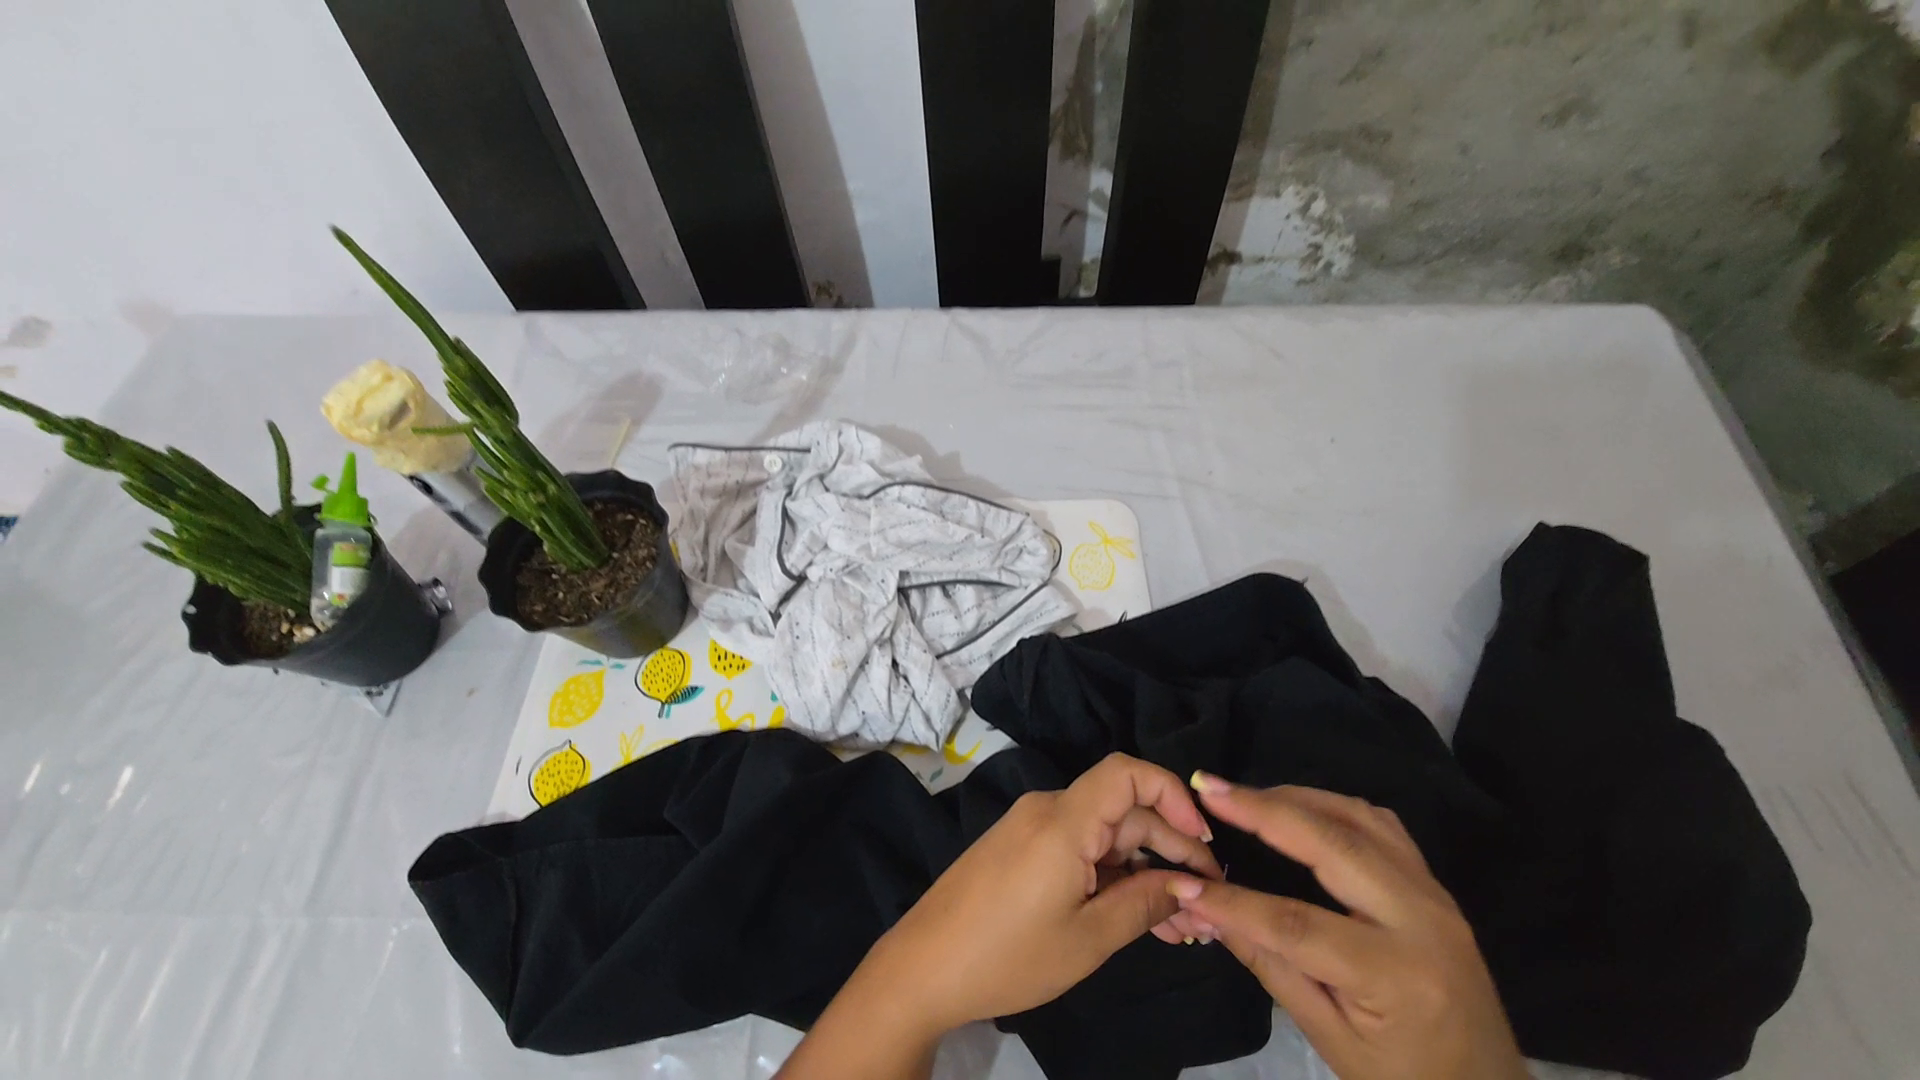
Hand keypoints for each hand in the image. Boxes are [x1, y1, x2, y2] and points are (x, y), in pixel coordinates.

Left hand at [777, 753, 1221, 1079]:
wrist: (922, 969)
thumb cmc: (1008, 956)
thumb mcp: (1087, 938)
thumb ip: (1145, 903)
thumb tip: (1193, 885)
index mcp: (1064, 820)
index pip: (1127, 772)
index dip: (1173, 795)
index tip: (1203, 842)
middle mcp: (1047, 811)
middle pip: (1122, 810)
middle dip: (1170, 850)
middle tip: (1206, 903)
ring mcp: (1030, 829)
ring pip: (1103, 835)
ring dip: (1143, 870)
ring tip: (1180, 923)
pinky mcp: (1019, 849)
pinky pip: (1077, 848)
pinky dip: (1110, 874)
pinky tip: (1135, 912)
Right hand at [1168, 776, 1528, 1079]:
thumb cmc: (1403, 1079)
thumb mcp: (1330, 1038)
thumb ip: (1269, 964)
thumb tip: (1204, 910)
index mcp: (1395, 974)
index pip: (1296, 924)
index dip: (1233, 901)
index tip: (1182, 881)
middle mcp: (1423, 920)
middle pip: (1333, 843)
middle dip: (1263, 810)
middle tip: (1208, 788)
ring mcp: (1435, 895)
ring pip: (1359, 818)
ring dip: (1296, 798)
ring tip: (1241, 795)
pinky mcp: (1435, 885)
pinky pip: (1381, 826)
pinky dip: (1331, 806)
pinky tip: (1297, 807)